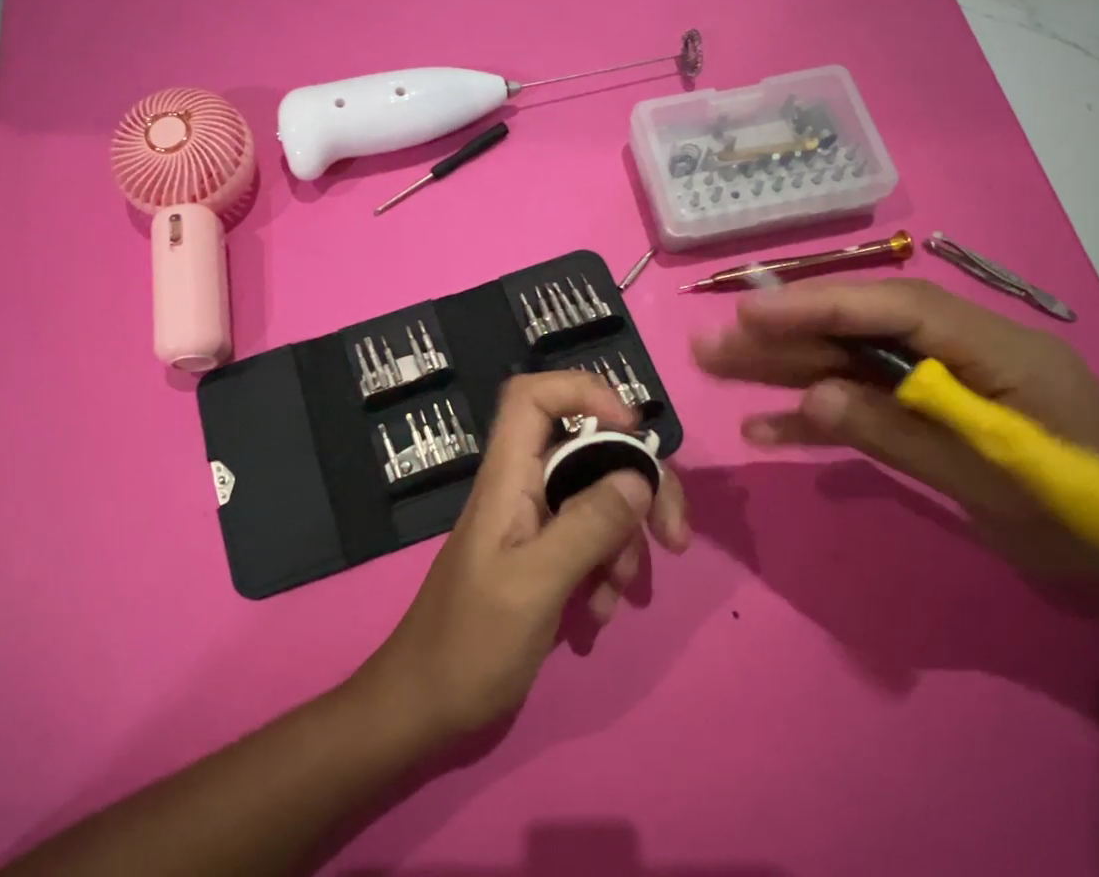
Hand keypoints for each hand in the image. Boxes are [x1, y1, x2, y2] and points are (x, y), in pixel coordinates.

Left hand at [359, 372, 690, 737]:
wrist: (425, 705)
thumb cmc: (470, 643)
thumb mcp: (534, 584)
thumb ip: (586, 526)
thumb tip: (639, 476)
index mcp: (506, 479)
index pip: (534, 397)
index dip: (585, 393)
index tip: (634, 433)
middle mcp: (520, 490)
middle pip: (588, 450)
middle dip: (638, 485)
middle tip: (673, 536)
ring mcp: (530, 526)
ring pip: (597, 499)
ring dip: (624, 541)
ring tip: (623, 593)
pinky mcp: (540, 560)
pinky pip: (588, 543)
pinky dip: (606, 571)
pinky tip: (599, 614)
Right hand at [692, 278, 1098, 569]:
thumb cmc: (1087, 513)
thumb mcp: (995, 477)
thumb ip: (902, 433)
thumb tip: (813, 396)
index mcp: (993, 350)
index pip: (894, 310)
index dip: (819, 305)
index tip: (751, 313)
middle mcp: (960, 354)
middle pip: (860, 334)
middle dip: (784, 336)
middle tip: (711, 344)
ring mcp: (942, 386)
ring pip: (851, 367)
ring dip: (785, 370)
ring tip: (717, 369)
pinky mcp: (930, 418)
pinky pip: (864, 409)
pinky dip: (816, 418)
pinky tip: (765, 427)